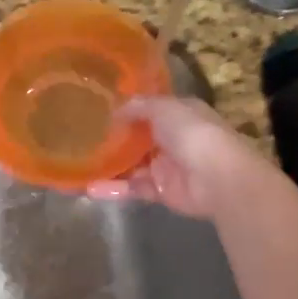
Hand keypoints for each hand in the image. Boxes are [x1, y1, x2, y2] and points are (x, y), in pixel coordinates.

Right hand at [88, 97, 269, 219]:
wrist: (217, 178)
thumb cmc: (193, 134)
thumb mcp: (164, 108)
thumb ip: (139, 106)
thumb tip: (117, 108)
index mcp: (180, 115)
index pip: (152, 109)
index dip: (130, 109)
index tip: (101, 107)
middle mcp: (174, 139)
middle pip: (140, 138)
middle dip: (116, 138)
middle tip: (83, 136)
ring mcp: (167, 167)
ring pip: (133, 165)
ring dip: (110, 165)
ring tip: (80, 164)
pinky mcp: (161, 192)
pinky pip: (133, 188)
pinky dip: (114, 188)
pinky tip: (89, 188)